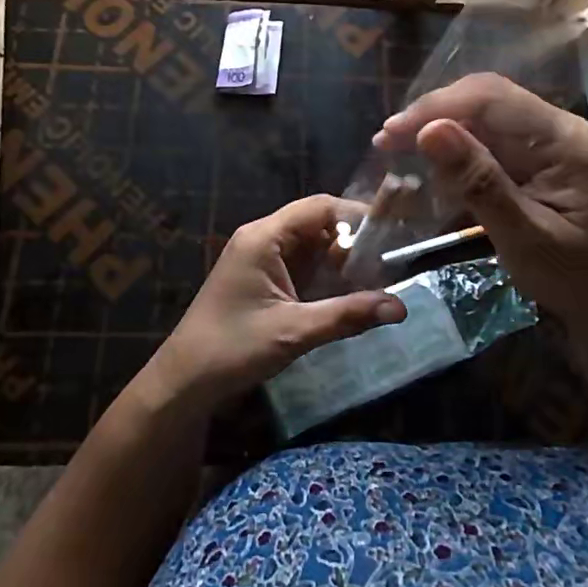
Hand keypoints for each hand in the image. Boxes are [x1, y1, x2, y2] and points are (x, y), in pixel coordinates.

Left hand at [145, 195, 405, 402]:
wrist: (186, 378)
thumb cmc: (233, 348)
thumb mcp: (294, 331)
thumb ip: (346, 316)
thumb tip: (401, 307)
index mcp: (263, 237)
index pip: (319, 207)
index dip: (357, 215)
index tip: (393, 234)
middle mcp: (262, 239)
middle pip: (317, 224)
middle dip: (354, 241)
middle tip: (392, 262)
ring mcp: (261, 260)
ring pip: (312, 246)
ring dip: (342, 260)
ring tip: (382, 277)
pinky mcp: (263, 280)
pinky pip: (302, 266)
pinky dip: (326, 275)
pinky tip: (352, 292)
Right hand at [373, 73, 587, 319]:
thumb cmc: (575, 277)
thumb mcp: (523, 235)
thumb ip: (478, 182)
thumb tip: (429, 130)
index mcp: (564, 140)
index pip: (492, 99)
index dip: (435, 108)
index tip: (389, 134)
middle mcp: (557, 129)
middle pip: (486, 99)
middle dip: (433, 114)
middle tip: (386, 142)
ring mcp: (548, 143)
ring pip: (483, 116)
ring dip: (439, 129)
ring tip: (398, 151)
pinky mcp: (537, 160)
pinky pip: (489, 140)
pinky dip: (455, 149)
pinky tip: (432, 166)